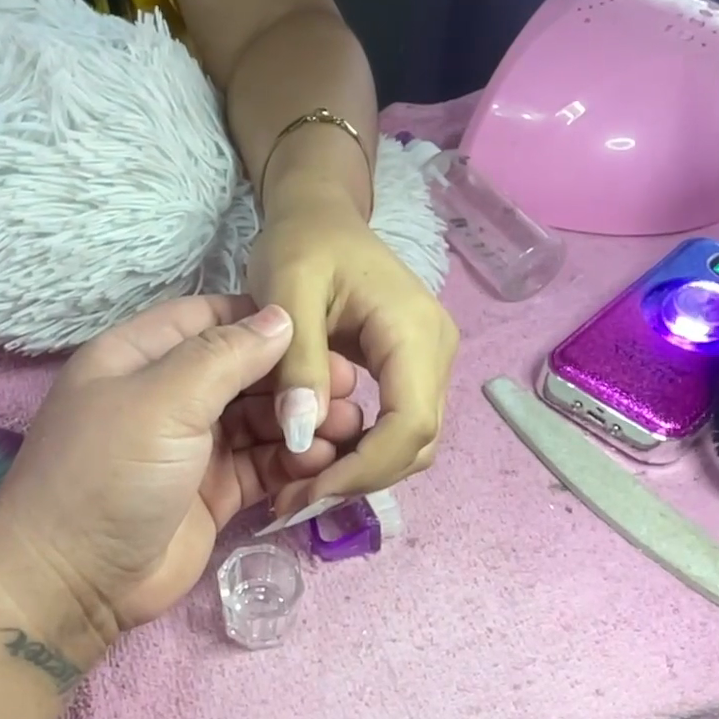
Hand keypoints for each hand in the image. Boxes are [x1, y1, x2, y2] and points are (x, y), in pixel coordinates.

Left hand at [0, 297, 362, 634]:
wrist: (74, 580)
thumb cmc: (109, 473)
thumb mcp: (161, 400)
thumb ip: (223, 356)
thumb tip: (280, 317)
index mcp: (140, 357)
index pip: (212, 320)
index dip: (266, 323)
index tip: (324, 332)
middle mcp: (166, 396)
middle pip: (243, 373)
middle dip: (295, 379)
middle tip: (353, 389)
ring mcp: (190, 447)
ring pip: (258, 422)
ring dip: (302, 423)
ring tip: (352, 428)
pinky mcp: (210, 492)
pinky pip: (260, 466)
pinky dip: (292, 462)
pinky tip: (326, 461)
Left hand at [249, 197, 458, 515]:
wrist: (318, 217)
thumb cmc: (300, 243)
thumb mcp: (285, 287)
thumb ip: (296, 360)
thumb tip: (304, 434)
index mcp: (413, 332)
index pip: (411, 424)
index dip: (364, 469)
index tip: (310, 492)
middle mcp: (433, 354)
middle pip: (416, 445)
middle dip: (359, 481)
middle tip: (297, 500)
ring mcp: (424, 368)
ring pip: (407, 446)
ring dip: (356, 475)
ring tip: (299, 489)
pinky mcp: (405, 377)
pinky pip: (392, 432)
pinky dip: (355, 457)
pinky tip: (310, 464)